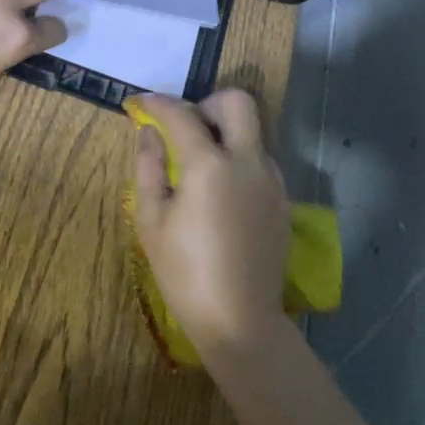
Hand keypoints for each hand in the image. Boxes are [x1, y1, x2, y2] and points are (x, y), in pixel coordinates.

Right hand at [130, 91, 290, 355]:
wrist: (240, 322)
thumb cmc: (185, 273)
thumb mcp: (151, 221)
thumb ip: (149, 168)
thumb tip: (148, 133)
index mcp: (209, 166)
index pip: (182, 114)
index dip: (158, 104)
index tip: (141, 104)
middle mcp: (247, 162)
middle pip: (237, 102)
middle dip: (207, 104)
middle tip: (185, 127)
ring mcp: (271, 181)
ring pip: (252, 133)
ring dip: (226, 135)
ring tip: (200, 167)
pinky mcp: (283, 202)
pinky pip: (261, 162)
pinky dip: (240, 161)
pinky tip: (221, 193)